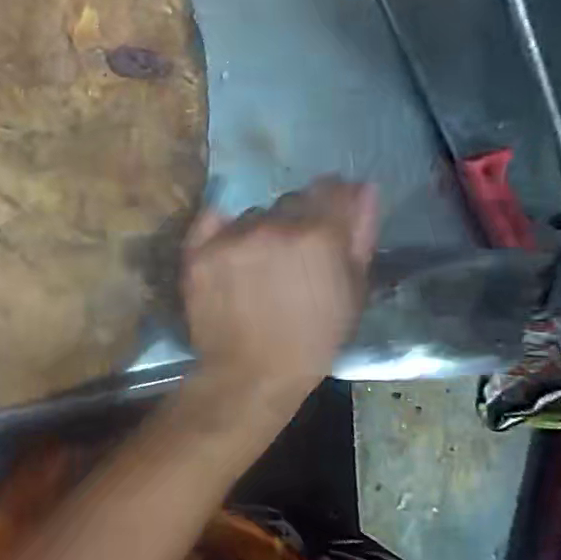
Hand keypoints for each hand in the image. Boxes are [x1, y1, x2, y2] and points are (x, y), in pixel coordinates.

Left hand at [181, 177, 378, 390]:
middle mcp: (273, 227)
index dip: (332, 200)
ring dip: (259, 229)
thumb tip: (363, 188)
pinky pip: (213, 220)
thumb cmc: (313, 339)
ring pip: (251, 215)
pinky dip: (222, 228)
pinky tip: (231, 251)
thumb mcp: (353, 291)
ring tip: (259, 265)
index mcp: (319, 235)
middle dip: (296, 220)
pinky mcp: (198, 251)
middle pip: (289, 202)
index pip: (330, 189)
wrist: (250, 370)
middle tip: (293, 255)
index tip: (328, 215)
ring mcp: (231, 238)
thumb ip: (360, 235)